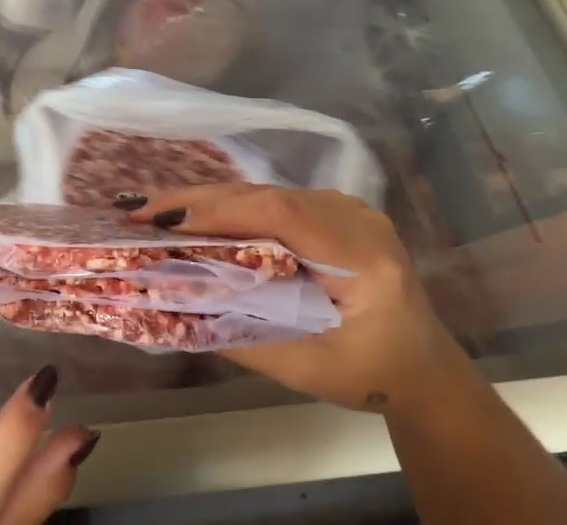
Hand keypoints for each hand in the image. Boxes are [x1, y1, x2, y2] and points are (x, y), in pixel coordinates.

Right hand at [123, 183, 479, 416]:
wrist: (425, 371)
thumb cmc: (370, 376)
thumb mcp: (306, 369)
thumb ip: (243, 337)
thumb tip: (173, 304)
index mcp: (363, 259)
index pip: (284, 214)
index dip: (221, 211)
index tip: (167, 223)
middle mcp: (357, 219)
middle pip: (268, 194)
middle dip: (200, 201)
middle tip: (141, 213)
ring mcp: (348, 209)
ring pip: (265, 191)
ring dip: (209, 201)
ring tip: (156, 213)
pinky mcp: (335, 211)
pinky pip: (274, 199)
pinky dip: (231, 206)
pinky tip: (196, 216)